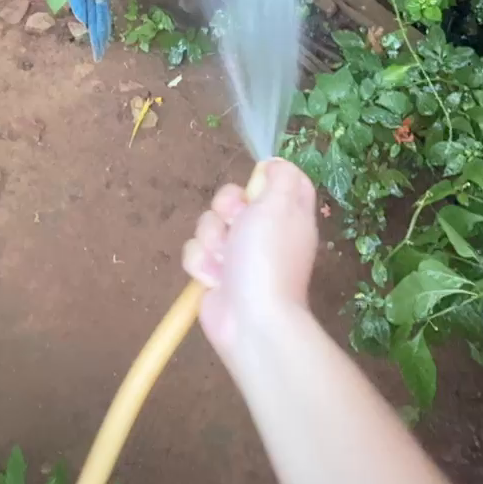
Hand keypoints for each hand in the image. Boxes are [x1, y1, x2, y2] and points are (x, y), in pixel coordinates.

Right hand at [182, 157, 319, 365]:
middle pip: (232, 198)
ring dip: (211, 240)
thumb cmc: (268, 257)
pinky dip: (202, 264)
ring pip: (208, 224)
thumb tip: (274, 164)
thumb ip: (280, 177)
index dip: (262, 179)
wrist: (250, 318)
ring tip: (225, 261)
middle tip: (237, 225)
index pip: (277, 180)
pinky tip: (215, 279)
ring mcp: (237, 253)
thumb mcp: (281, 205)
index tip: (255, 188)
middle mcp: (262, 230)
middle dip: (225, 209)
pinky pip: (195, 251)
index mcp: (286, 213)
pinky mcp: (214, 272)